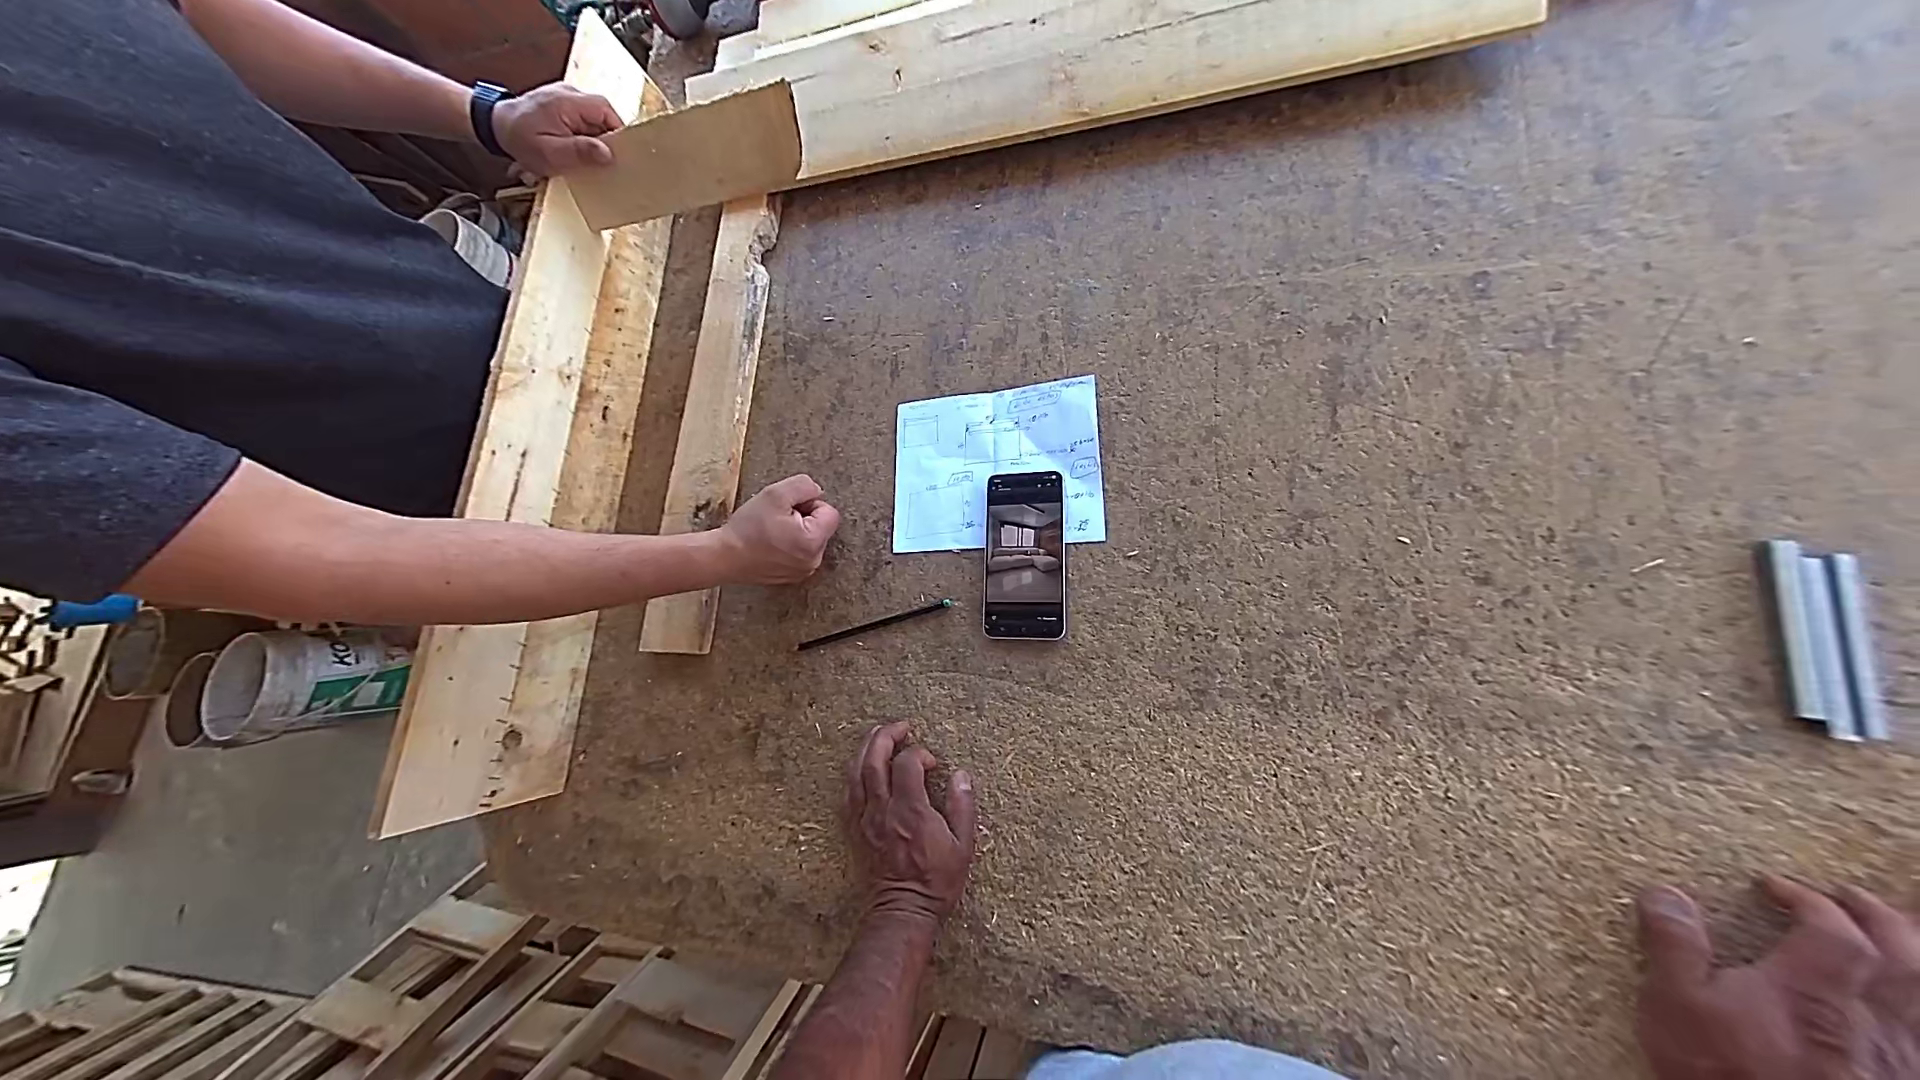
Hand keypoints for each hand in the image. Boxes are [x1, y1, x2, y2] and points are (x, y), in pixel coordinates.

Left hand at [490, 82, 622, 177]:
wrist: (495, 125)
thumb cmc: (520, 140)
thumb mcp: (550, 153)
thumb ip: (579, 152)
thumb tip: (607, 153)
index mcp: (567, 102)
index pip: (606, 112)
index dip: (618, 133)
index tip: (619, 154)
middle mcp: (569, 94)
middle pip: (604, 117)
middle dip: (607, 140)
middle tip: (601, 161)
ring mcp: (567, 97)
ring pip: (597, 120)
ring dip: (596, 140)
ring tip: (585, 156)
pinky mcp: (565, 104)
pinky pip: (587, 120)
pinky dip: (587, 136)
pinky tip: (578, 148)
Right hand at [717, 475, 841, 584]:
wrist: (722, 557)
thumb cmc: (747, 528)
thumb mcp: (775, 494)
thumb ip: (803, 486)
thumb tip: (817, 492)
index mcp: (814, 542)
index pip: (829, 512)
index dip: (809, 503)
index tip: (787, 508)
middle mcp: (813, 561)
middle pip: (821, 526)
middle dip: (803, 517)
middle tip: (777, 519)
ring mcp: (803, 571)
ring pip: (810, 539)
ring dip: (795, 531)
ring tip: (771, 532)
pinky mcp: (792, 576)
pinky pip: (799, 552)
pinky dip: (788, 545)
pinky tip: (769, 544)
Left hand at [843, 723, 976, 922]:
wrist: (903, 912)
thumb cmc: (936, 881)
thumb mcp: (963, 846)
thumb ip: (962, 806)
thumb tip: (961, 775)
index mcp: (911, 811)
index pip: (907, 764)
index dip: (919, 754)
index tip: (932, 763)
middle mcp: (883, 810)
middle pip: (874, 760)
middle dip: (886, 736)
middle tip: (901, 727)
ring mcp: (865, 820)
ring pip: (856, 772)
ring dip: (867, 748)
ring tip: (880, 734)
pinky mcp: (855, 830)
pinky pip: (848, 793)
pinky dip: (855, 773)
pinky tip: (863, 766)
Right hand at [1636, 875, 1918, 1079]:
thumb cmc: (1720, 1069)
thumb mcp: (1675, 1001)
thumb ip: (1674, 944)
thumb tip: (1667, 893)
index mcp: (1810, 993)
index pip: (1832, 931)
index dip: (1807, 899)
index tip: (1773, 885)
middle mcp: (1872, 1023)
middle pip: (1905, 961)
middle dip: (1882, 920)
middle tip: (1851, 895)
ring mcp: (1899, 1061)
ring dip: (1915, 957)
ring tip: (1897, 936)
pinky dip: (1916, 1002)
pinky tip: (1901, 1002)